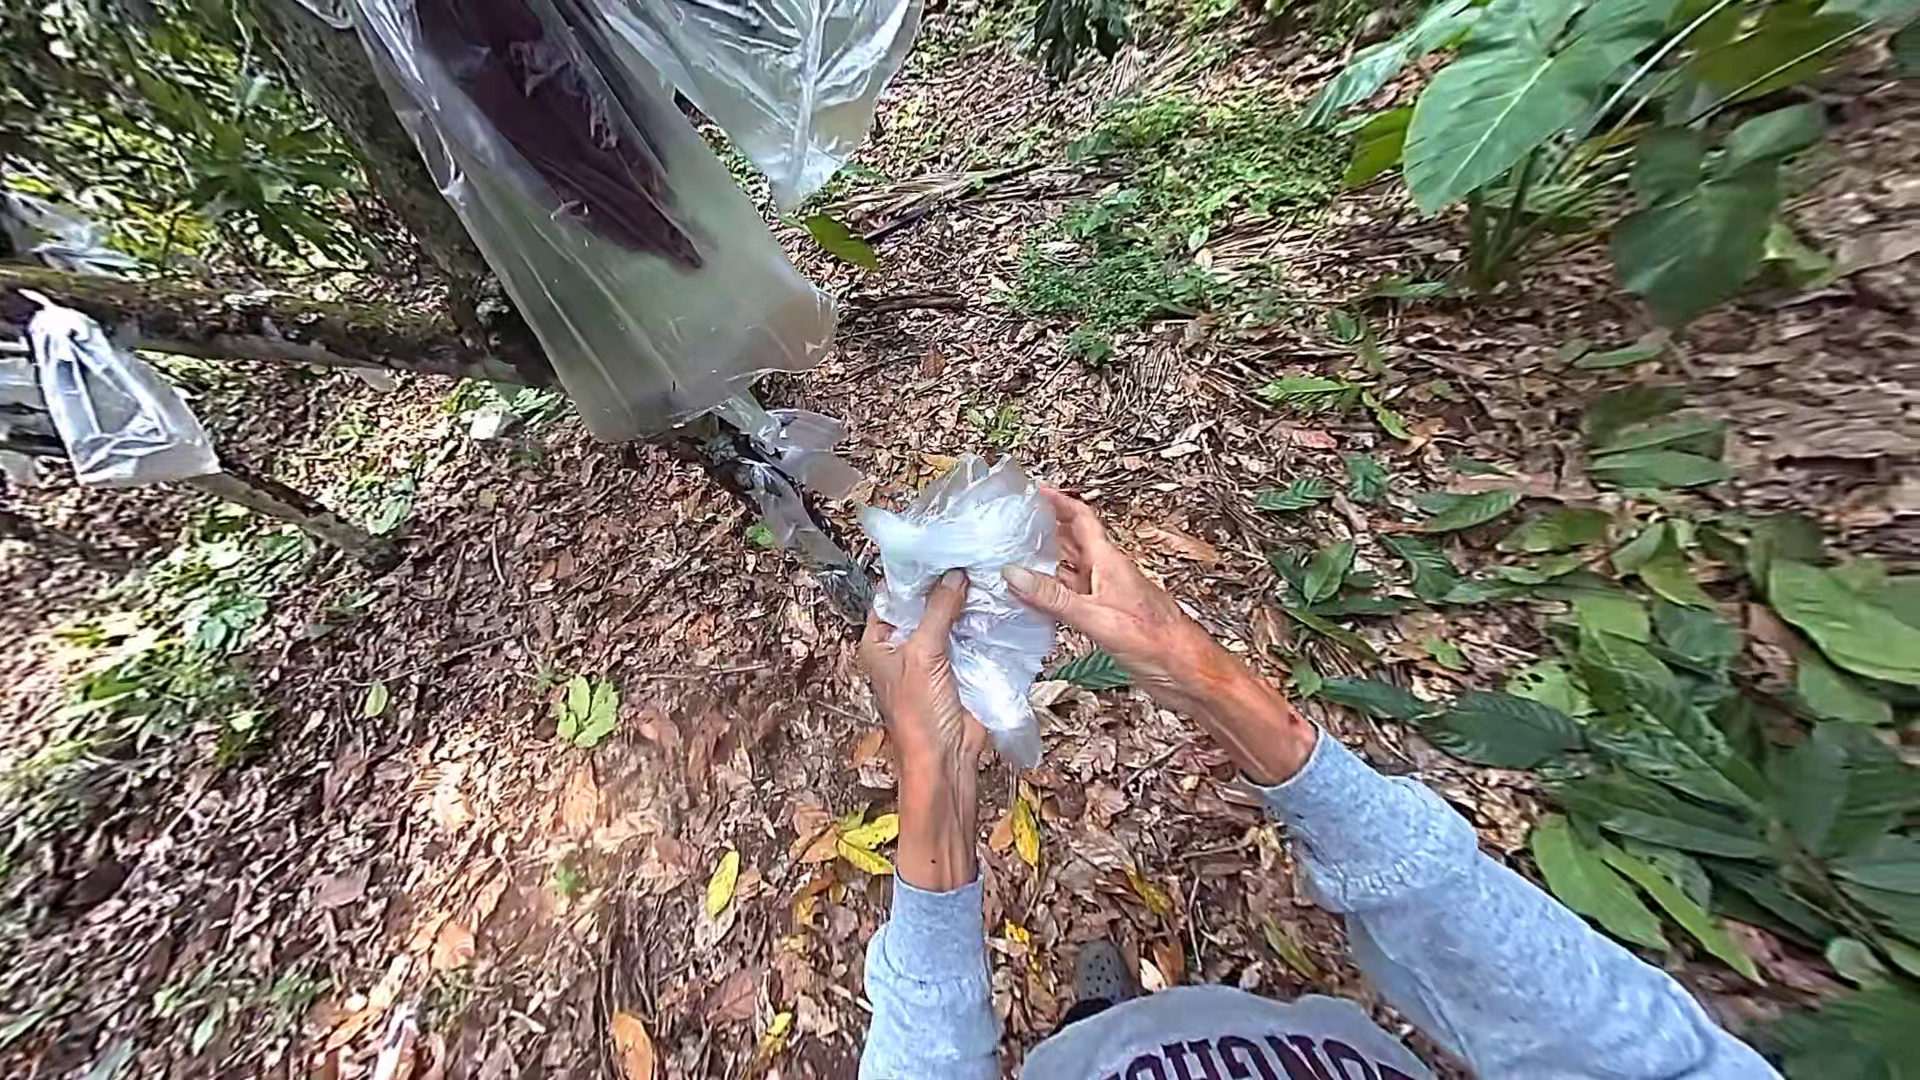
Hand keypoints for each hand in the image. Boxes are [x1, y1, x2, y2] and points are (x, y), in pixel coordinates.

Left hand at [860, 569, 985, 889]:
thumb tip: (955, 573)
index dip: (912, 574)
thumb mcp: (923, 653)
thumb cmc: (919, 710)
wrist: (946, 759)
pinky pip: (968, 636)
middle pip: (923, 605)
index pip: (892, 596)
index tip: (937, 547)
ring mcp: (933, 656)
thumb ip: (938, 610)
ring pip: (948, 619)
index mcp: (879, 642)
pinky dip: (980, 621)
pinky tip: (996, 599)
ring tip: (985, 568)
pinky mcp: (960, 666)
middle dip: (944, 584)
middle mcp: (903, 645)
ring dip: (965, 601)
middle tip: (968, 552)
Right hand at [1002, 490, 1317, 784]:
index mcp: (1108, 562)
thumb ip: (1054, 597)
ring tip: (1017, 556)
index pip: (1082, 519)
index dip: (1060, 502)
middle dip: (1047, 528)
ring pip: (1071, 569)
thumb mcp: (1097, 617)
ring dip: (1047, 561)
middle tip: (1018, 522)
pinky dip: (1053, 592)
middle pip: (1073, 541)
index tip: (1037, 492)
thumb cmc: (1155, 641)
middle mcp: (1106, 573)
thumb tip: (1014, 574)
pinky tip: (1037, 600)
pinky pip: (1073, 595)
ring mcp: (1107, 595)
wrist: (1187, 672)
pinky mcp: (1106, 617)